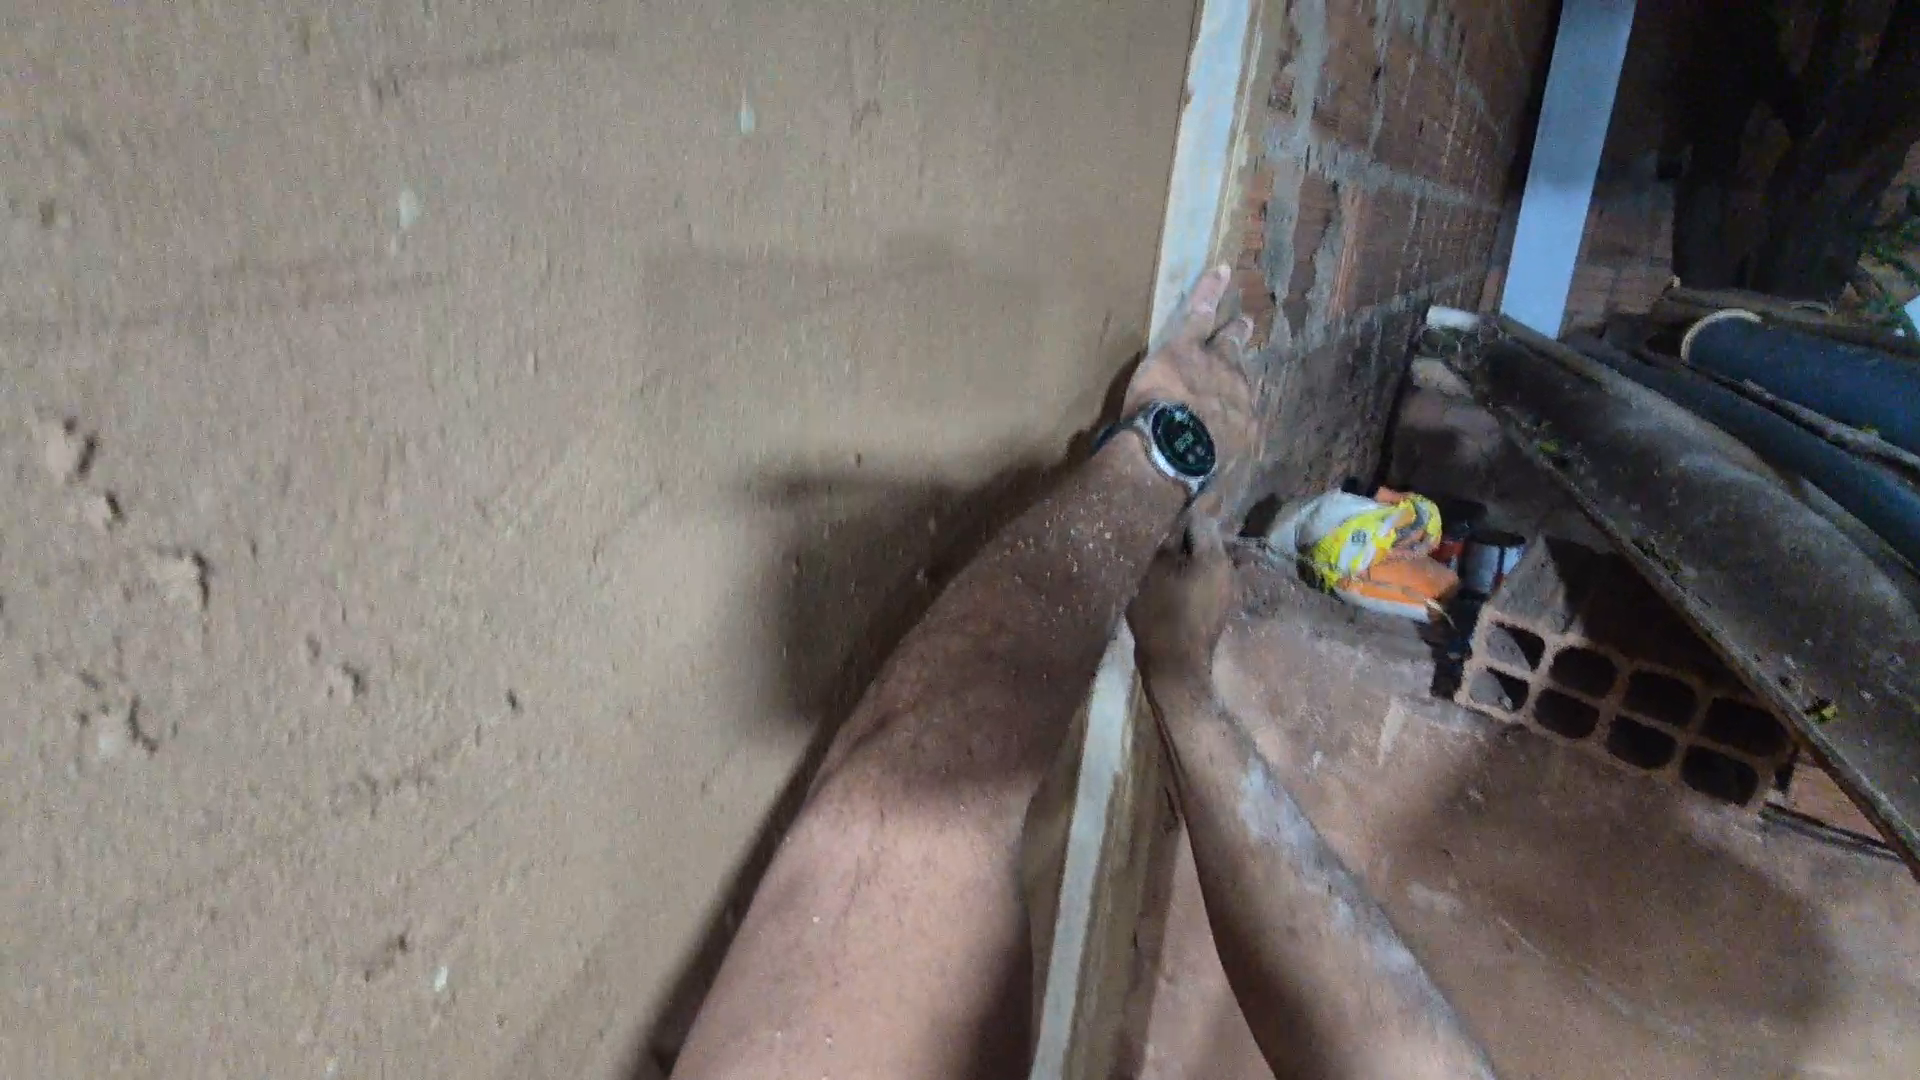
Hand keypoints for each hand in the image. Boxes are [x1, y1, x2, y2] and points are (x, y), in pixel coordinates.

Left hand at [1122, 265, 1258, 516]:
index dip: (1234, 414)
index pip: (1238, 421)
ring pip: (1227, 346)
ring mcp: (1216, 371)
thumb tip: (1201, 542)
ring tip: (1243, 318)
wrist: (1173, 456)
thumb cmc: (1187, 486)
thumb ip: (1201, 514)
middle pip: (1241, 379)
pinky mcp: (1186, 350)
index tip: (1233, 411)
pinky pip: (1201, 314)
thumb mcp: (1200, 505)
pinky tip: (1219, 270)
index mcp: (1239, 437)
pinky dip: (1210, 292)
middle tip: (1251, 353)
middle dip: (1243, 366)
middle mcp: (1238, 400)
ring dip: (1234, 332)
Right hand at [1128, 517, 1235, 689]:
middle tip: (1155, 536)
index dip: (1179, 513)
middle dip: (1182, 536)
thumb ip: (1165, 543)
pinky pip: (1203, 578)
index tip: (1160, 513)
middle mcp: (1228, 569)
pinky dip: (1187, 574)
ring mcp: (1227, 590)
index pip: (1200, 519)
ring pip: (1203, 560)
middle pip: (1204, 539)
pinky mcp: (1218, 606)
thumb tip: (1172, 520)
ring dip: (1184, 556)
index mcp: (1215, 557)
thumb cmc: (1161, 616)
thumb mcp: (1154, 574)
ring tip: (1158, 558)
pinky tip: (1167, 580)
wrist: (1176, 667)